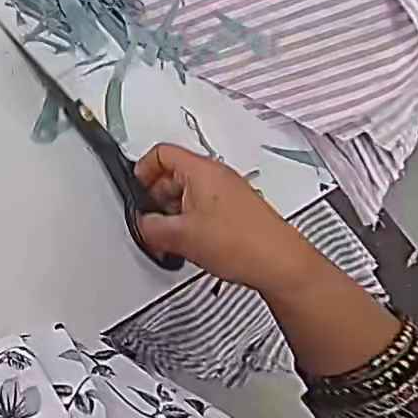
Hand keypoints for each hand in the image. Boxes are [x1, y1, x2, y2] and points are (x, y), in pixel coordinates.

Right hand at [133, 143, 331, 297]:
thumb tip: (142, 224)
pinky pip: (205, 205)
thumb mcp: (180, 236)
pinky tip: (191, 242)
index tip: (137, 187)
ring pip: (189, 191)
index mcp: (201, 170)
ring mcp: (229, 191)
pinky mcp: (236, 208)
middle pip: (174, 173)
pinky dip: (191, 218)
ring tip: (171, 235)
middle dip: (157, 195)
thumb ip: (150, 227)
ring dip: (174, 210)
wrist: (280, 264)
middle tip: (151, 217)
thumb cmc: (243, 243)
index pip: (162, 153)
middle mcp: (217, 175)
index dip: (143, 169)